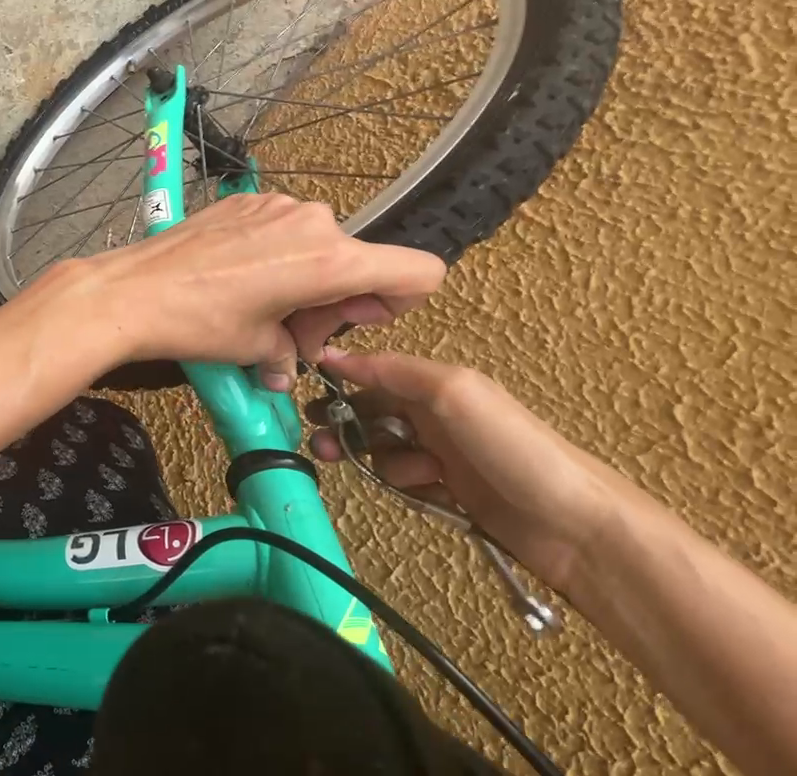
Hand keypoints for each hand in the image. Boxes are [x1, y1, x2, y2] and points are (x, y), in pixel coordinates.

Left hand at [35, 194, 446, 386]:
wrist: (128, 290)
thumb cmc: (195, 320)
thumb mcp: (256, 347)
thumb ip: (292, 352)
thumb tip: (286, 366)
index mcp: (330, 259)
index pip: (418, 272)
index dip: (400, 304)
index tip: (350, 322)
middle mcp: (311, 222)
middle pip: (357, 263)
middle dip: (332, 304)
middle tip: (287, 335)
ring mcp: (273, 206)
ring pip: (317, 247)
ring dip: (302, 281)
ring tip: (255, 310)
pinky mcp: (241, 201)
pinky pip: (280, 230)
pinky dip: (273, 257)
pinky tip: (234, 281)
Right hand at [311, 348, 628, 592]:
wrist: (577, 529)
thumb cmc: (516, 451)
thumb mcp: (452, 393)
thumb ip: (391, 369)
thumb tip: (330, 355)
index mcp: (438, 385)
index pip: (371, 376)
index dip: (338, 386)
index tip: (305, 403)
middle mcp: (438, 415)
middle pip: (370, 415)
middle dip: (345, 429)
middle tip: (325, 448)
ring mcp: (444, 455)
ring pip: (383, 452)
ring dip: (380, 462)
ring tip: (399, 476)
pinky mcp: (450, 492)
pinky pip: (405, 484)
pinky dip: (407, 489)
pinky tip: (426, 495)